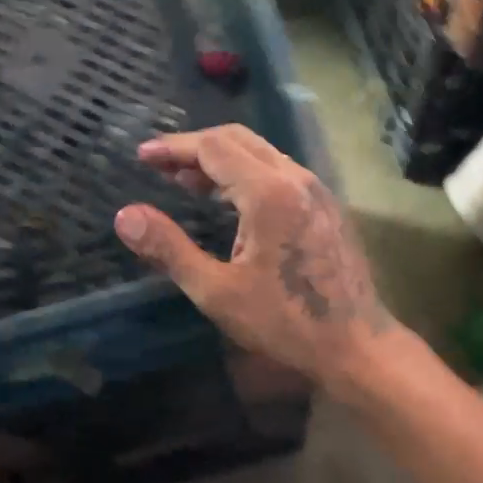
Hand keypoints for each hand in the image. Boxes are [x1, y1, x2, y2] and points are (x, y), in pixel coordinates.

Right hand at [113, 125, 394, 383]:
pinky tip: (230, 201)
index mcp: (268, 193)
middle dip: (196, 147)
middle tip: (161, 166)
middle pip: (238, 139)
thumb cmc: (284, 322)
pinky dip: (247, 173)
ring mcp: (316, 189)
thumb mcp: (217, 291)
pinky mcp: (326, 205)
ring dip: (222, 159)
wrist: (356, 343)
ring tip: (187, 183)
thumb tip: (126, 216)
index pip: (213, 147)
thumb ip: (169, 249)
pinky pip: (279, 171)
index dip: (174, 147)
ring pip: (262, 153)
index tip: (142, 156)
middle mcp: (296, 178)